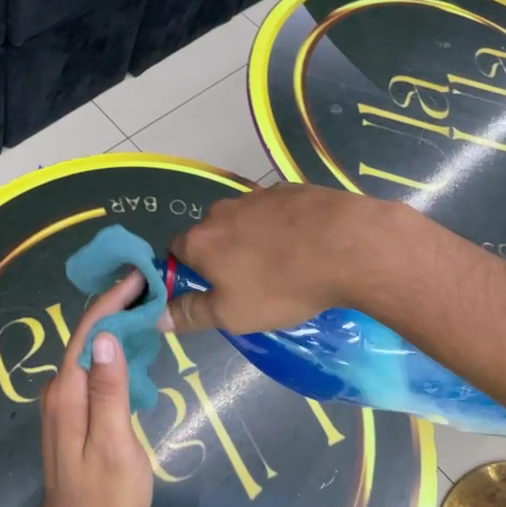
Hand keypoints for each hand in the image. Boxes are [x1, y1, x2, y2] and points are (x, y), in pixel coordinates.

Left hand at [28, 272, 154, 506]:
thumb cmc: (105, 503)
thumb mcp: (115, 448)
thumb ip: (109, 392)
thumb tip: (108, 337)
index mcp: (68, 392)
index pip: (90, 330)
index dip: (114, 299)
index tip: (142, 273)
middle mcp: (60, 389)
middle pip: (88, 334)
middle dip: (117, 304)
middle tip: (153, 283)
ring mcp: (64, 402)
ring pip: (91, 350)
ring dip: (117, 324)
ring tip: (149, 304)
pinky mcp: (74, 414)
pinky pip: (94, 368)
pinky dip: (115, 350)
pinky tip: (136, 346)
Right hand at [168, 183, 425, 332]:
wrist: (346, 245)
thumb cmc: (282, 285)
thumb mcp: (233, 314)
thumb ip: (192, 314)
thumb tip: (158, 317)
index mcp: (201, 239)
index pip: (175, 251)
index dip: (186, 272)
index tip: (208, 291)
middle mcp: (222, 211)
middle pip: (211, 233)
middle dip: (222, 255)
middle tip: (247, 283)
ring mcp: (258, 196)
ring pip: (245, 221)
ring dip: (254, 240)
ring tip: (282, 266)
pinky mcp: (291, 189)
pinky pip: (277, 212)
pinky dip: (284, 227)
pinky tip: (306, 247)